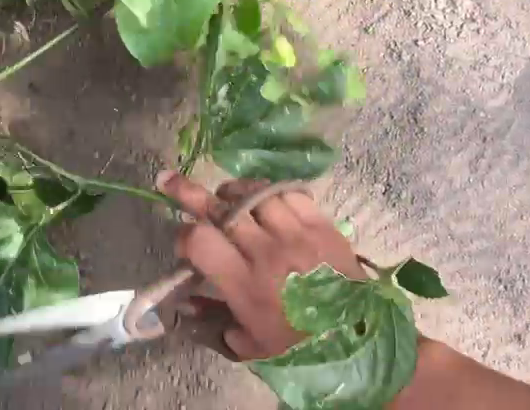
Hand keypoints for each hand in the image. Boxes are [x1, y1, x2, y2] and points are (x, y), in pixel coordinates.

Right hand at [159, 172, 367, 359]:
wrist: (360, 344)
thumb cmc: (300, 351)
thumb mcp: (252, 344)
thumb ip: (218, 318)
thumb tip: (187, 302)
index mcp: (246, 285)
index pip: (201, 241)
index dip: (183, 236)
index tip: (181, 242)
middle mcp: (267, 252)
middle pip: (220, 209)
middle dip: (189, 192)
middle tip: (168, 179)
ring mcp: (296, 233)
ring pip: (254, 193)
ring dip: (234, 191)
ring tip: (225, 194)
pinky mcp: (321, 224)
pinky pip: (288, 192)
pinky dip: (271, 191)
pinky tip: (264, 198)